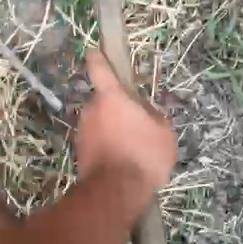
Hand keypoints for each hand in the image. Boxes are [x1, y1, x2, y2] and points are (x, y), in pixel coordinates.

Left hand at [74, 48, 176, 194]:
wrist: (116, 192)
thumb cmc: (143, 154)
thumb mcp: (163, 132)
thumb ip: (154, 116)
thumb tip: (146, 114)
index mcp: (111, 97)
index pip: (100, 68)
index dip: (98, 58)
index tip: (95, 51)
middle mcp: (92, 109)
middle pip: (104, 101)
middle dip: (117, 109)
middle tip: (137, 125)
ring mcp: (82, 130)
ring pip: (100, 123)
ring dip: (112, 130)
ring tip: (132, 150)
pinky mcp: (79, 152)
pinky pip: (96, 142)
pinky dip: (107, 147)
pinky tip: (122, 163)